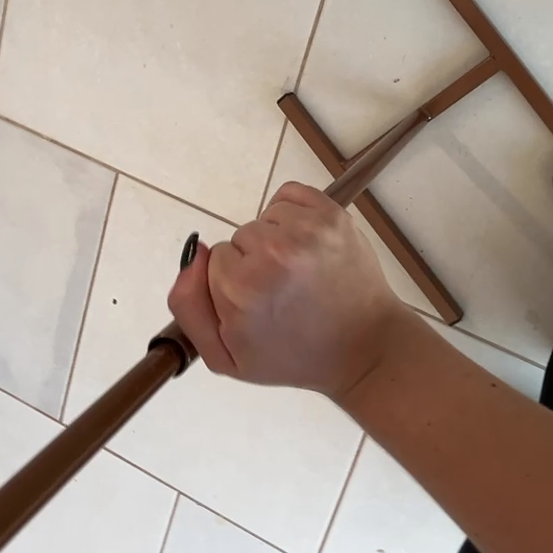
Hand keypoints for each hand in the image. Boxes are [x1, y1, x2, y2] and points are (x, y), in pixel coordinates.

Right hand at [167, 182, 412, 398]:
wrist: (363, 346)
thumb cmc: (294, 355)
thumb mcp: (226, 357)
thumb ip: (188, 305)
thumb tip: (194, 252)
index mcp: (243, 287)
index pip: (213, 260)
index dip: (231, 283)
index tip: (258, 304)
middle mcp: (274, 252)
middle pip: (240, 237)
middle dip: (253, 261)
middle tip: (281, 291)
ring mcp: (307, 230)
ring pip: (264, 217)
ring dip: (275, 238)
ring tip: (298, 271)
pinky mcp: (331, 214)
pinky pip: (289, 195)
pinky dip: (292, 214)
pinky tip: (306, 246)